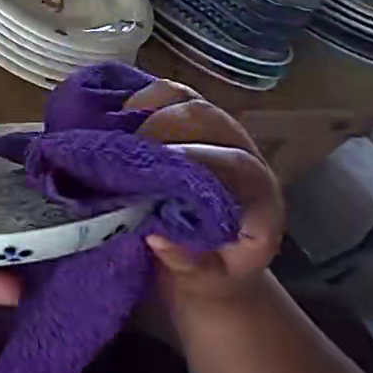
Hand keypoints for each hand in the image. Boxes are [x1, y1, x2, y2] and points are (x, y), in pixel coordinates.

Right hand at [127, 80, 283, 310]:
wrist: (208, 257)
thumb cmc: (209, 269)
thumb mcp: (204, 280)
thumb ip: (189, 263)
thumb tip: (156, 237)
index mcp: (257, 195)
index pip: (236, 164)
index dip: (196, 159)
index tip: (154, 167)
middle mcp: (239, 151)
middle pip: (206, 117)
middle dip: (161, 125)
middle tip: (124, 147)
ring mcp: (210, 129)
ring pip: (184, 97)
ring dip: (145, 104)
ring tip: (114, 125)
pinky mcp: (183, 118)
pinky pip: (162, 93)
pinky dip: (137, 97)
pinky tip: (114, 115)